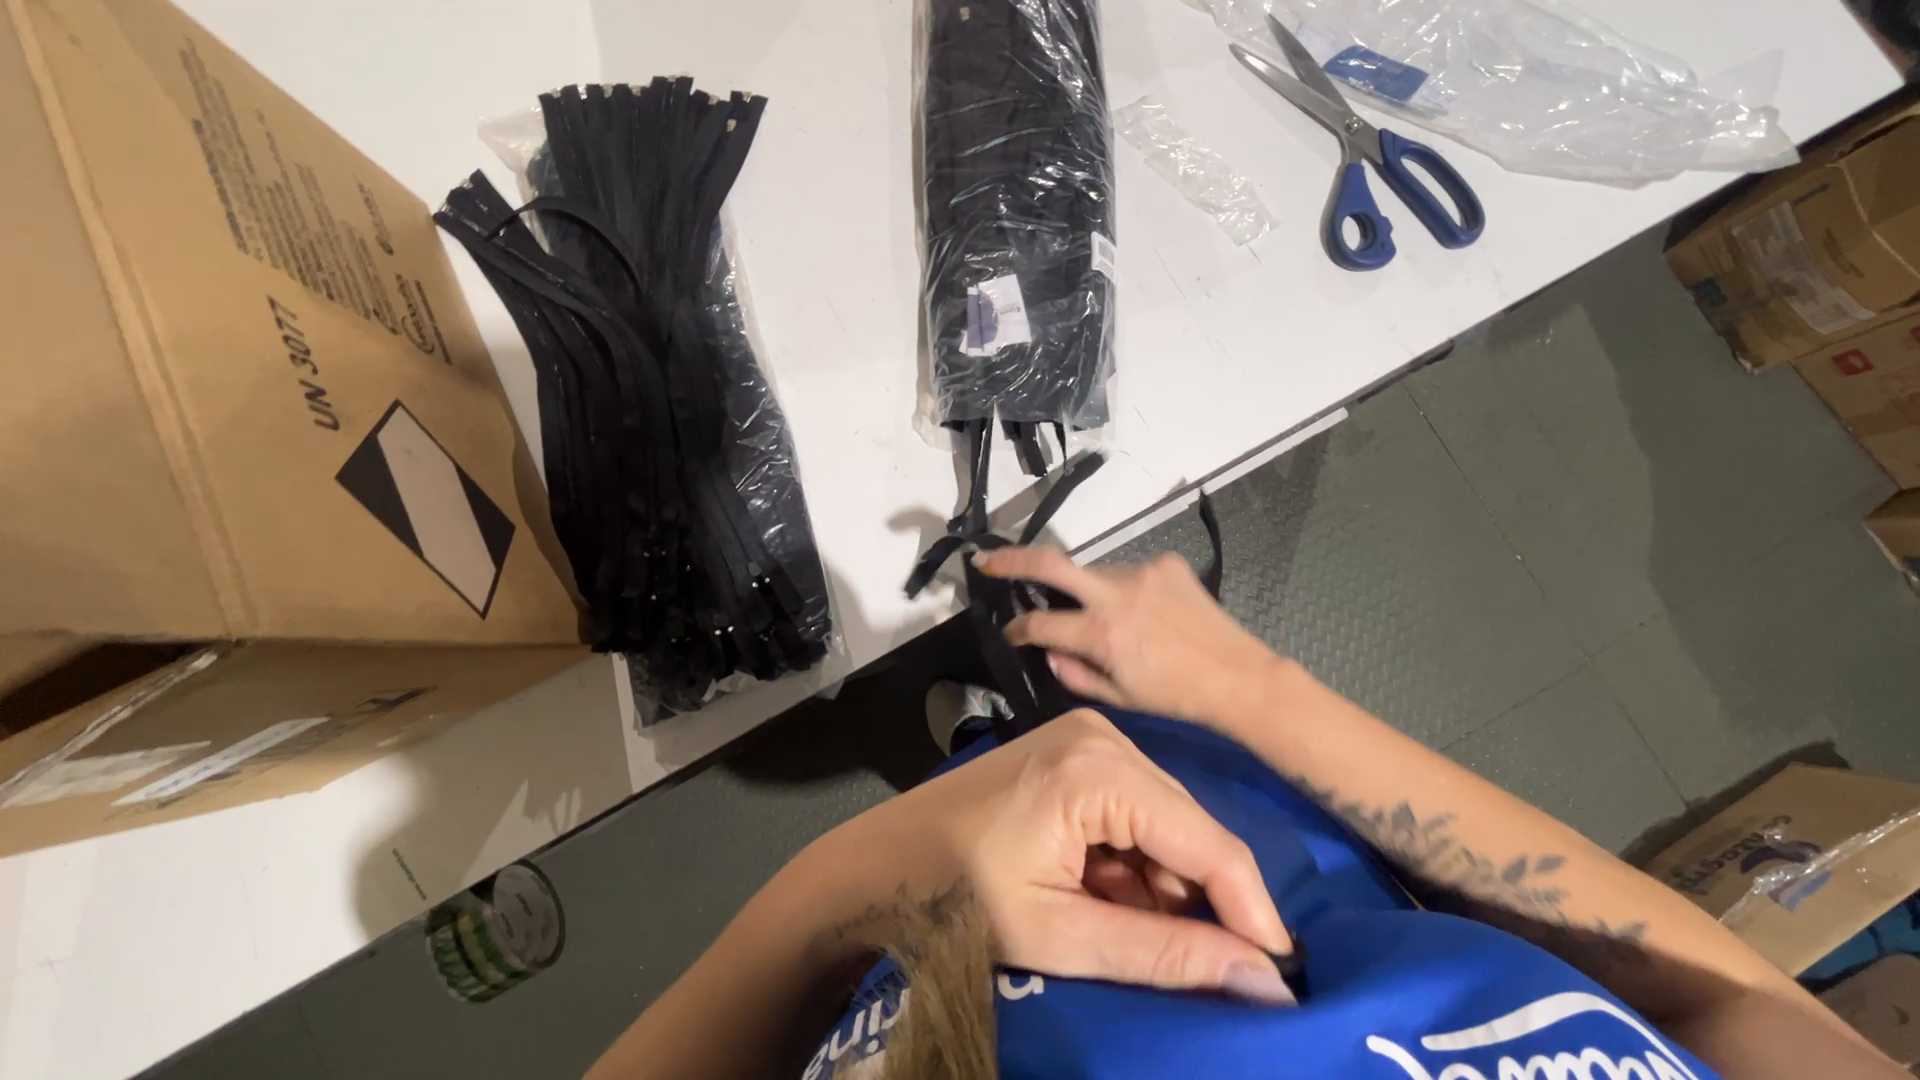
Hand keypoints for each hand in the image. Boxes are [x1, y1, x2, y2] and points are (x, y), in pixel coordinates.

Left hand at [828, 709, 1296, 1002]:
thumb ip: (1164, 954)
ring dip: (1163, 885)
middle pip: (1190, 827)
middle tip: (1198, 967)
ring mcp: (1087, 739)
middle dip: (1201, 901)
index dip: (1252, 911)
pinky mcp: (1075, 753)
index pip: (1208, 842)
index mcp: (1098, 770)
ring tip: (1126, 932)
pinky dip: (1134, 862)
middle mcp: (1103, 738)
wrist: (882, 861)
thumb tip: (1264, 981)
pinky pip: (1134, 810)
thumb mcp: (1061, 936)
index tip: (1280, 977)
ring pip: (1165, 821)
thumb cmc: (956, 899)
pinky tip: (1105, 896)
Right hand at [976, 546, 1285, 725]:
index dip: (1018, 629)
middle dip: (1011, 560)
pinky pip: (1128, 571)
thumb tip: (1048, 651)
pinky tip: (1145, 611)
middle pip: (1051, 563)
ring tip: (1108, 615)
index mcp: (1103, 634)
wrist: (1238, 676)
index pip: (1041, 623)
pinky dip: (1124, 589)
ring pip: (1094, 572)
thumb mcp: (1119, 696)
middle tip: (986, 560)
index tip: (1010, 632)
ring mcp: (1142, 572)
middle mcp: (1117, 594)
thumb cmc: (1175, 696)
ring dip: (1087, 588)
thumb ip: (1075, 673)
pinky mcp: (1165, 562)